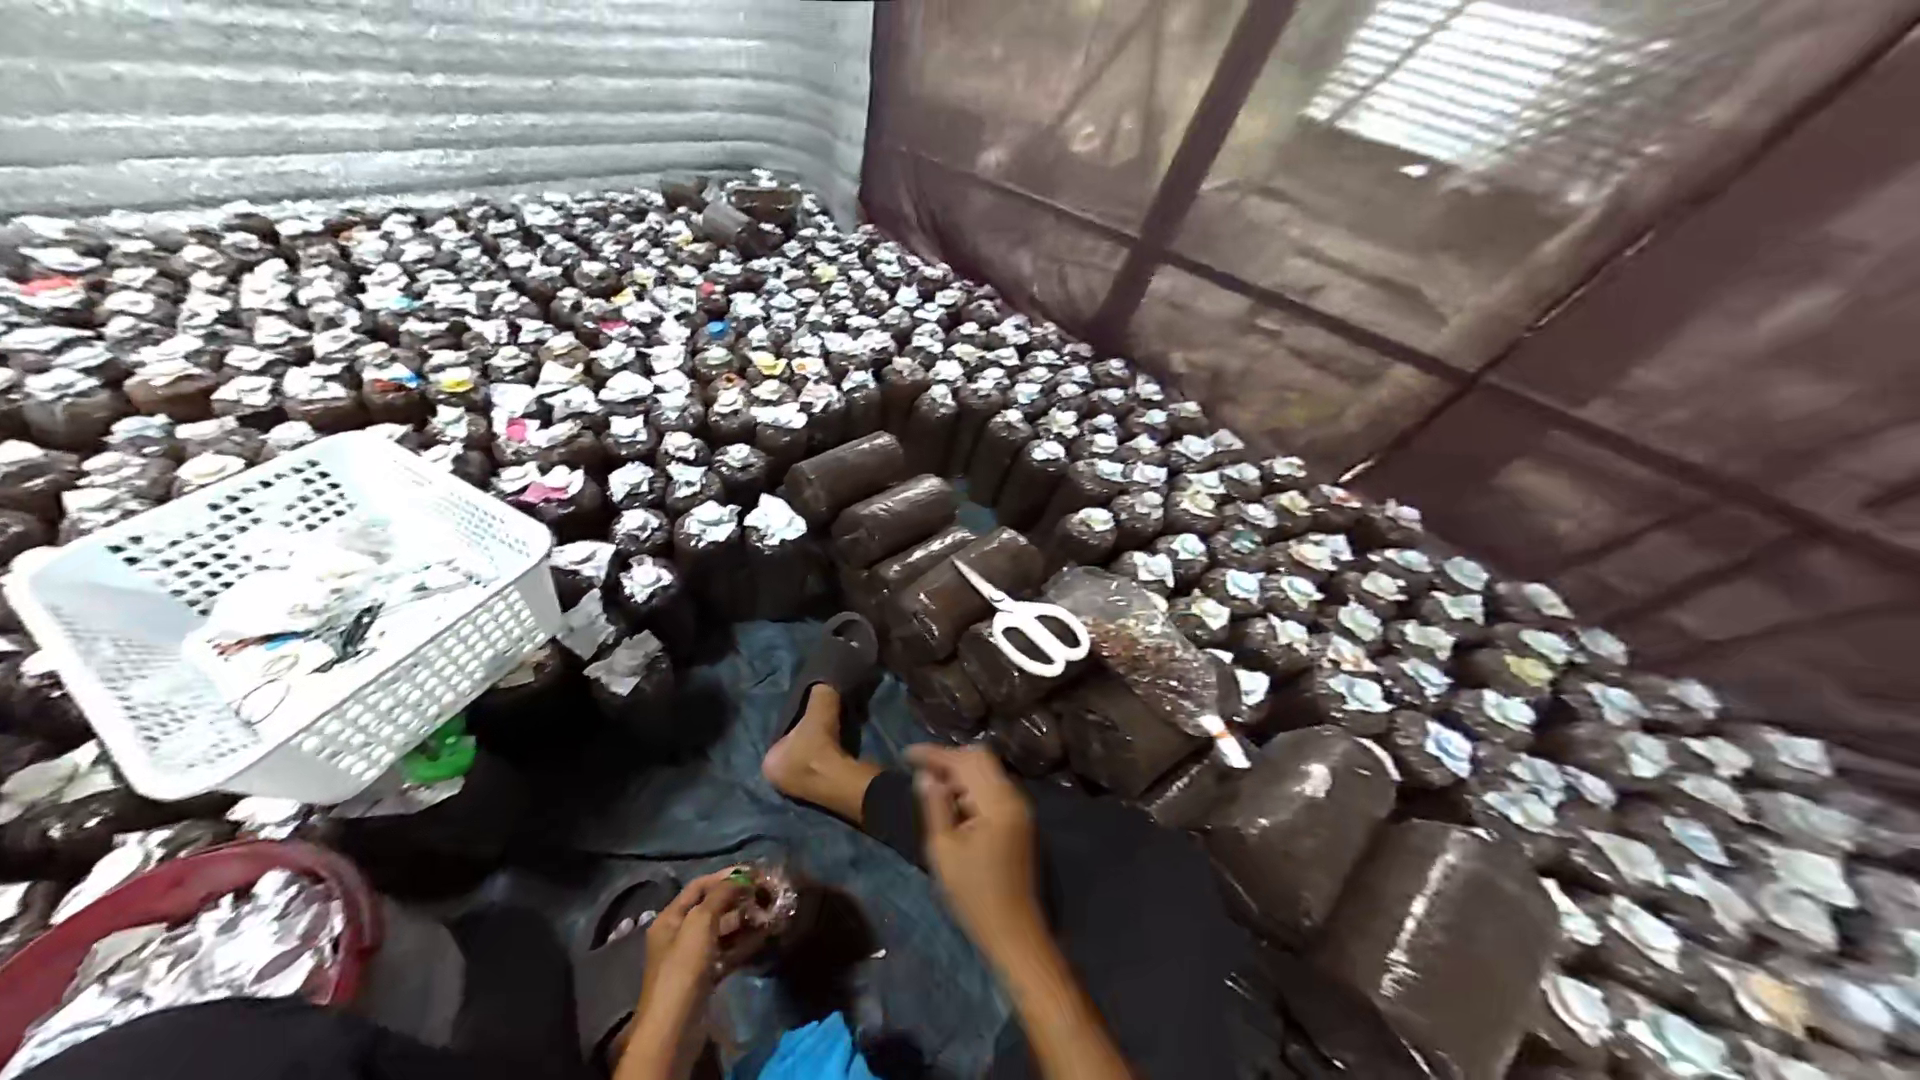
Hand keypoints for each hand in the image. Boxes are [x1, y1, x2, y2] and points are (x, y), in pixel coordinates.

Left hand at [636, 869, 767, 1019]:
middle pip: (714, 907)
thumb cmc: (683, 967)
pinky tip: (764, 935)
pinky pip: (729, 951)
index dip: (726, 876)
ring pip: (724, 930)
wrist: (674, 1027)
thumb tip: (742, 877)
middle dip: (740, 899)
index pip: (700, 886)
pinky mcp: (707, 976)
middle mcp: (680, 934)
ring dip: (746, 920)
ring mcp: (694, 957)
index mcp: (671, 918)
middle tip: (767, 894)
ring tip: (770, 914)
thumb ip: (721, 895)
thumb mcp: (700, 922)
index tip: (754, 872)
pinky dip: (745, 942)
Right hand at [907, 744, 1040, 948]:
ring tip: (931, 786)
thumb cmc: (973, 895)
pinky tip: (951, 801)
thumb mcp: (943, 850)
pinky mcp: (1018, 821)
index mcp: (997, 803)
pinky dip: (971, 786)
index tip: (905, 756)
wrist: (1013, 932)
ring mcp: (1019, 809)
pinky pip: (992, 788)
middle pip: (980, 759)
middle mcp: (1013, 797)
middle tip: (918, 769)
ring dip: (960, 773)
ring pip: (988, 772)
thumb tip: (925, 775)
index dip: (934, 754)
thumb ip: (935, 806)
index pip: (965, 761)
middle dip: (948, 759)